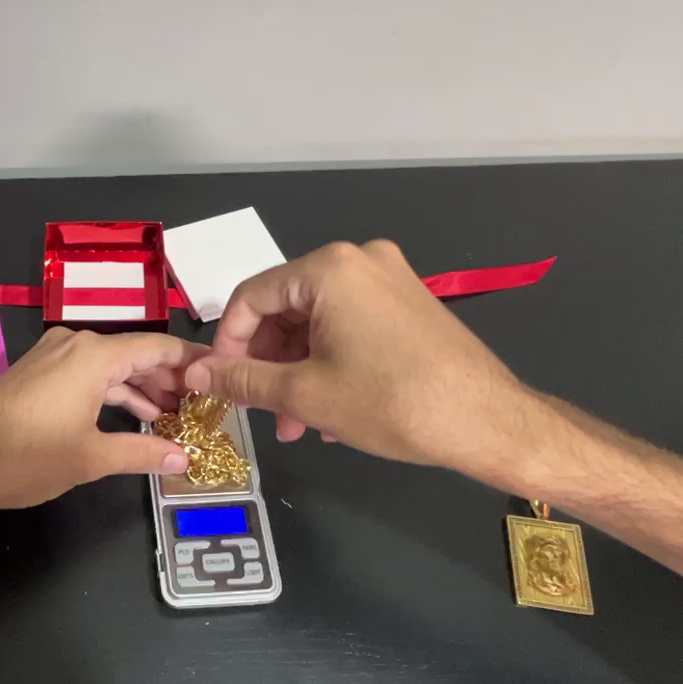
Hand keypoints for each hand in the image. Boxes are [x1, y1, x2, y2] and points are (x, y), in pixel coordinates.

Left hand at [0, 328, 205, 531]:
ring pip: (110, 365)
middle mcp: (75, 344)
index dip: (191, 360)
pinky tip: (130, 415)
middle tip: (200, 404)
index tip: (218, 375)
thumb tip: (184, 458)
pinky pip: (86, 373)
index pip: (158, 347)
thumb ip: (142, 452)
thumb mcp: (92, 457)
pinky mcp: (36, 371)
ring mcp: (52, 355)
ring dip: (140, 388)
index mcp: (95, 355)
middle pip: (135, 353)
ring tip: (171, 415)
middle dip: (168, 378)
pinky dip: (111, 391)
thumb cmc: (28, 457)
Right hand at [182, 241, 546, 484]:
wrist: (489, 423)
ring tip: (295, 424)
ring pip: (315, 323)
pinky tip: (329, 410)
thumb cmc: (390, 402)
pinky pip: (347, 327)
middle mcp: (358, 260)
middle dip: (266, 364)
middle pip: (284, 309)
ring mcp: (388, 279)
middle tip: (260, 411)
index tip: (222, 384)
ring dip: (296, 371)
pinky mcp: (408, 303)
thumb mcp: (303, 394)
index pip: (250, 297)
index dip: (227, 344)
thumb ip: (241, 379)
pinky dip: (328, 363)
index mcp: (329, 268)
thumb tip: (193, 375)